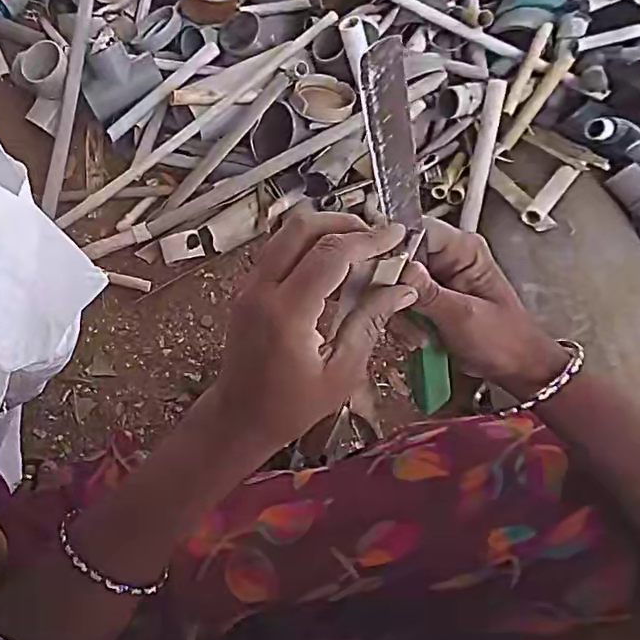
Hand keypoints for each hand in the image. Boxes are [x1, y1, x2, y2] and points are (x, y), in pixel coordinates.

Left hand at [200, 211, 419, 453]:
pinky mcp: (247, 291)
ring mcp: (249, 288)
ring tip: (359, 247)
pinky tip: (333, 265)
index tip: (395, 236)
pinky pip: (277, 252)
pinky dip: (306, 247)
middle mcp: (261, 291)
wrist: (239, 417)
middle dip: (343, 222)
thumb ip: (369, 323)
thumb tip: (400, 290)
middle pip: (300, 228)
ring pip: (285, 234)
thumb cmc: (287, 407)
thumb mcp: (341, 372)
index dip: (368, 240)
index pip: (330, 254)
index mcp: (286, 313)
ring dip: (323, 230)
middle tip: (375, 235)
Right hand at [401, 217, 569, 387]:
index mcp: (464, 249)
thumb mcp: (464, 316)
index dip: (396, 248)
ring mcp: (434, 278)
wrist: (515, 369)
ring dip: (397, 308)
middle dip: (394, 286)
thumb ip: (428, 293)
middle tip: (399, 310)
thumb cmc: (506, 341)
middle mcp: (446, 258)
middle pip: (400, 255)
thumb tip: (401, 269)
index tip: (384, 274)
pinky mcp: (425, 298)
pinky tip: (415, 335)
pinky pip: (399, 300)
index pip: (417, 229)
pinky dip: (401, 319)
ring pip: (395, 280)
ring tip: (416, 332)